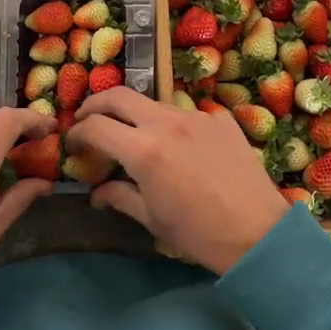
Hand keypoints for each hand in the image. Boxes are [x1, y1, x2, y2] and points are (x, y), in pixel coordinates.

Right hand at [67, 88, 291, 274]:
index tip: (73, 143)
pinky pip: (188, 115)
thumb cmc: (198, 233)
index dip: (78, 132)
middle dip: (96, 104)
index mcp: (143, 149)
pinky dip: (174, 126)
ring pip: (155, 103)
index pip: (96, 126)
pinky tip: (181, 148)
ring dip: (137, 114)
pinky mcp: (221, 120)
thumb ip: (120, 197)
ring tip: (135, 135)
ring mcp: (196, 116)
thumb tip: (96, 193)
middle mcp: (166, 122)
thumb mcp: (152, 219)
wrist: (258, 233)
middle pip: (119, 96)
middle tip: (87, 120)